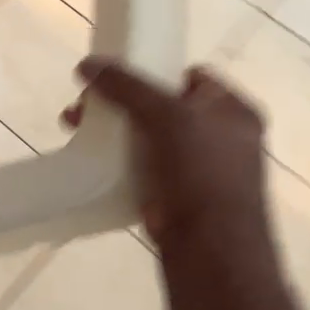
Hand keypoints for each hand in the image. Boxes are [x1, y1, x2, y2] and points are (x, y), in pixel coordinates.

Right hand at [60, 57, 270, 252]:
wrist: (210, 245)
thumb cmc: (200, 172)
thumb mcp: (167, 116)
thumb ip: (127, 86)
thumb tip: (87, 64)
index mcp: (234, 110)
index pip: (189, 76)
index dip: (151, 72)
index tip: (115, 80)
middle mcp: (222, 134)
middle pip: (159, 103)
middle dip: (117, 102)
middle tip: (83, 107)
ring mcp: (200, 165)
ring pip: (145, 132)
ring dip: (109, 128)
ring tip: (75, 128)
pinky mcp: (176, 189)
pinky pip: (140, 161)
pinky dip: (116, 156)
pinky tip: (91, 155)